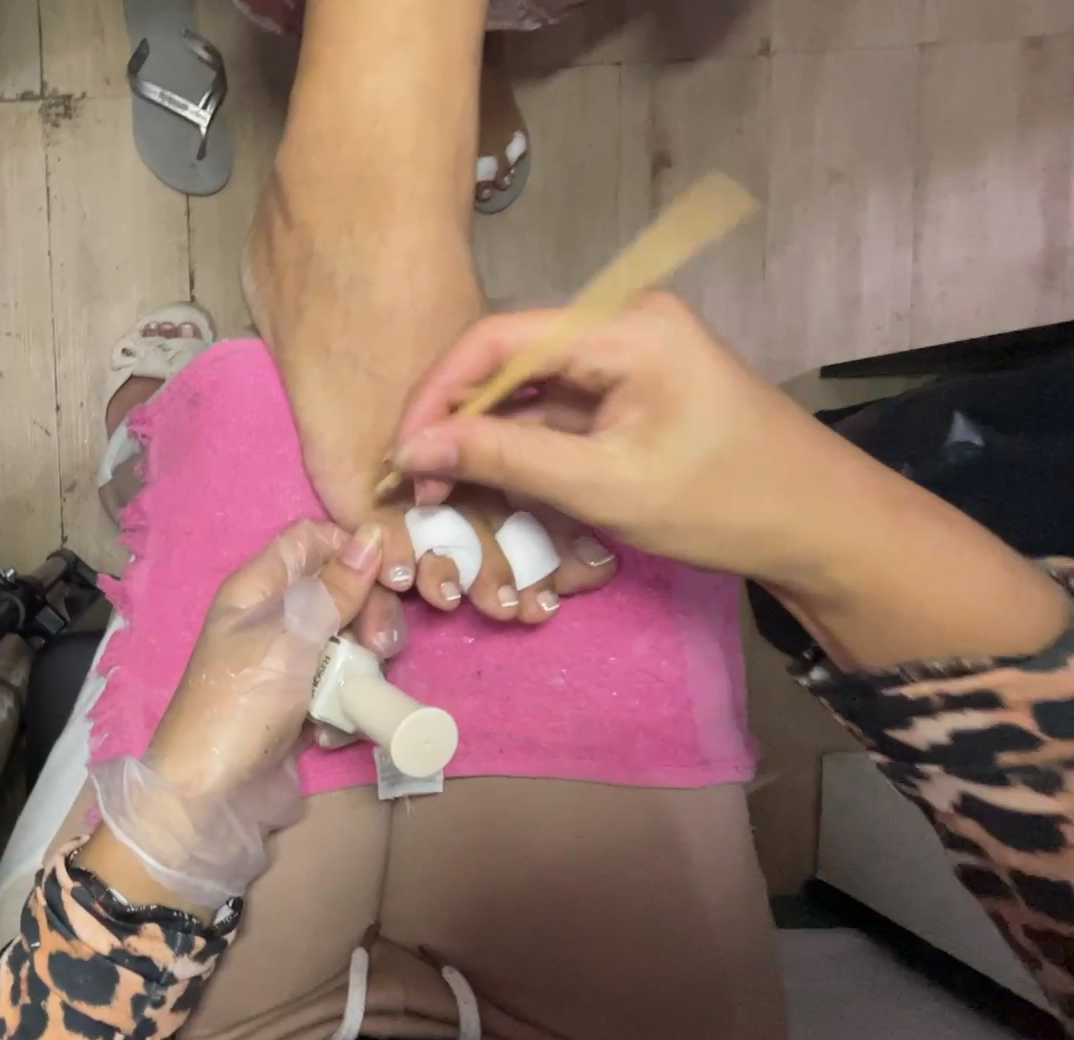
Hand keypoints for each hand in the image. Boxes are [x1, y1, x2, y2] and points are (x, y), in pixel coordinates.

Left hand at [82, 519, 381, 912]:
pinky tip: (332, 727)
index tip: (392, 574)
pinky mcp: (302, 704)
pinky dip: (345, 702)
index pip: (310, 540)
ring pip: (348, 639)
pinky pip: (341, 685)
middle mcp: (273, 617)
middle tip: (380, 646)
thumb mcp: (289, 636)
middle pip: (340, 588)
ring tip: (361, 691)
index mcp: (257, 587)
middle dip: (370, 612)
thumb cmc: (242, 701)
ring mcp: (288, 663)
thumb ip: (333, 588)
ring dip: (363, 663)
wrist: (215, 795)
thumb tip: (370, 537)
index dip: (352, 548)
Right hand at [392, 292, 836, 585]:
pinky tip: (477, 472)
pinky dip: (505, 440)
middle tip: (416, 474)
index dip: (437, 391)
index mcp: (624, 328)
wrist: (822, 529)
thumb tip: (411, 447)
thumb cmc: (721, 504)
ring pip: (515, 384)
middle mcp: (616, 325)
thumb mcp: (601, 484)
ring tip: (437, 481)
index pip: (497, 338)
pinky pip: (541, 405)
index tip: (401, 448)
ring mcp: (618, 356)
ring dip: (472, 432)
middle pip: (501, 357)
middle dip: (450, 416)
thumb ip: (502, 457)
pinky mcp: (617, 388)